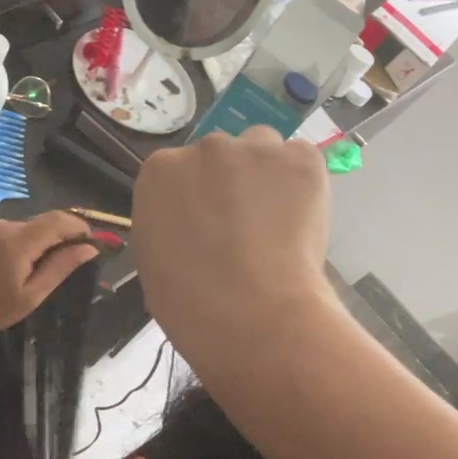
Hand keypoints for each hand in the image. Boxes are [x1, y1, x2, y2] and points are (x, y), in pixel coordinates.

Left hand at [0, 212, 98, 354]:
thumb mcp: (31, 295)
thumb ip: (60, 267)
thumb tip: (89, 248)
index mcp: (18, 241)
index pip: (59, 220)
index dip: (80, 227)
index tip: (92, 243)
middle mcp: (4, 225)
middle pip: (44, 222)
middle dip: (62, 237)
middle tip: (71, 263)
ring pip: (29, 227)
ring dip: (42, 242)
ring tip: (42, 271)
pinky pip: (13, 232)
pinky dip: (25, 243)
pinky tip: (21, 266)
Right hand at [131, 127, 337, 359]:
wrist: (248, 311)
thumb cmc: (187, 302)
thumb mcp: (154, 262)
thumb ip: (169, 228)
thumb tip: (191, 231)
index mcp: (159, 173)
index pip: (177, 172)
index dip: (194, 199)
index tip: (204, 225)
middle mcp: (204, 147)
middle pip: (220, 157)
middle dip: (229, 185)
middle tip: (240, 230)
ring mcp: (255, 148)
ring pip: (263, 151)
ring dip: (266, 177)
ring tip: (274, 224)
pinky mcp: (301, 159)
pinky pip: (301, 164)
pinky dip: (303, 188)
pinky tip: (298, 226)